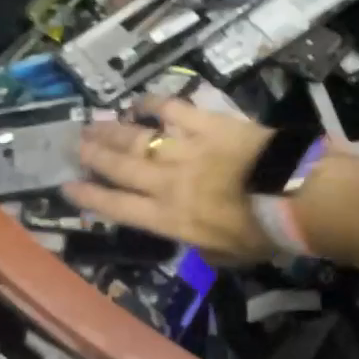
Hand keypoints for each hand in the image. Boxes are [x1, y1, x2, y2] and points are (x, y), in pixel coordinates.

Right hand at [64, 96, 275, 260]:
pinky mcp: (205, 124)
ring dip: (111, 132)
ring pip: (137, 139)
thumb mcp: (226, 256)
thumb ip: (203, 248)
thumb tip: (195, 241)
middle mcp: (166, 183)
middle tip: (74, 146)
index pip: (118, 208)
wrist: (290, 196)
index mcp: (169, 219)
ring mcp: (184, 150)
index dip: (90, 197)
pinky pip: (172, 110)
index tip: (67, 187)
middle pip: (120, 168)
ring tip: (90, 125)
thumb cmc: (260, 234)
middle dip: (93, 157)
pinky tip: (137, 102)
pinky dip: (152, 104)